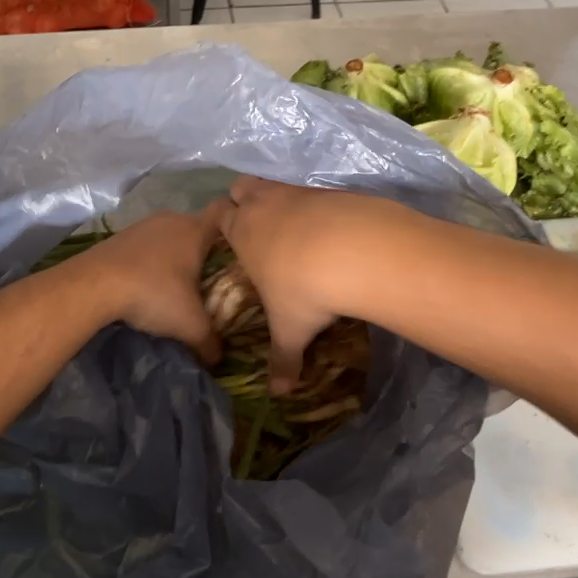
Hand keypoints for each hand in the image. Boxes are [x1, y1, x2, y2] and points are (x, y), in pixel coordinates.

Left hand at [63, 203, 228, 363]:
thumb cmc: (152, 294)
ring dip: (175, 256)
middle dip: (205, 251)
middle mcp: (171, 219)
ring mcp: (143, 225)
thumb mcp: (190, 325)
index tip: (240, 250)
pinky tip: (147, 283)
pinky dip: (151, 260)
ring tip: (178, 284)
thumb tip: (219, 358)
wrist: (93, 284)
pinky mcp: (120, 236)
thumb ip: (210, 342)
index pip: (224, 214)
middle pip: (198, 227)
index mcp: (195, 231)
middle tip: (212, 279)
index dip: (235, 227)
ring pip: (170, 235)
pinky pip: (147, 244)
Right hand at [214, 177, 424, 393]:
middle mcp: (265, 205)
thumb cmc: (306, 290)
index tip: (230, 237)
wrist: (357, 252)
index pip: (220, 214)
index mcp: (243, 232)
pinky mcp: (331, 190)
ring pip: (279, 184)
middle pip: (242, 186)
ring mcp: (298, 192)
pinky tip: (333, 232)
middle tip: (258, 225)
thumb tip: (279, 393)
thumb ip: (282, 359)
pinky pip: (315, 193)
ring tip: (299, 231)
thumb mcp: (291, 330)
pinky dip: (319, 207)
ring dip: (283, 201)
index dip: (223, 222)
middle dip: (246, 199)